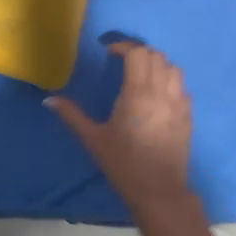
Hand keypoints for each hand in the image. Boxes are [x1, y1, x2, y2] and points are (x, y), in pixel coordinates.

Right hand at [46, 41, 192, 208]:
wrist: (158, 189)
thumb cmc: (122, 164)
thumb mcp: (92, 139)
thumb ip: (71, 115)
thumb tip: (48, 99)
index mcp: (137, 94)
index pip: (138, 54)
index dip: (123, 46)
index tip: (109, 50)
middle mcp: (162, 92)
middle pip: (156, 56)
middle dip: (139, 53)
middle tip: (121, 61)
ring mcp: (179, 103)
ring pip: (173, 68)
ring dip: (156, 63)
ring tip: (140, 74)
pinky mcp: (188, 115)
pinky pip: (181, 86)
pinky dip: (168, 80)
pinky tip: (156, 94)